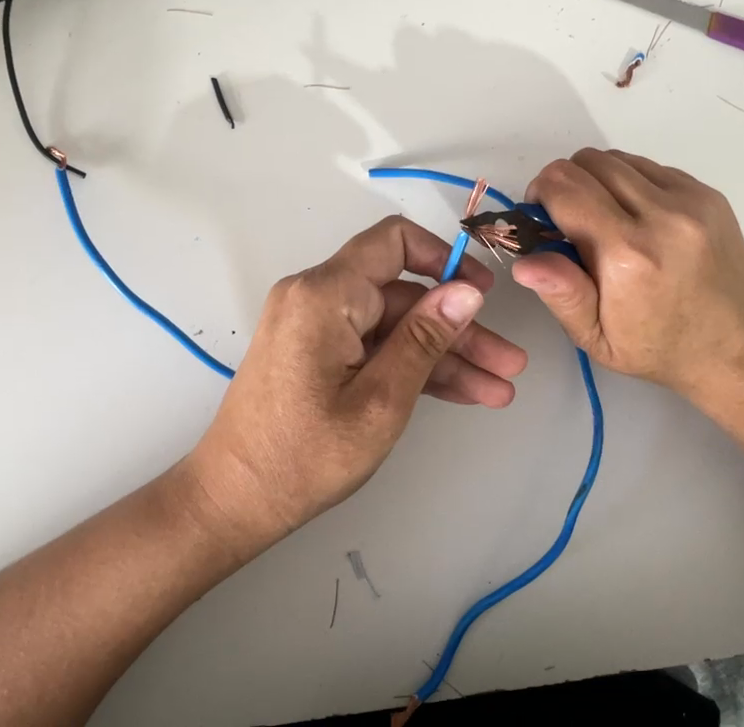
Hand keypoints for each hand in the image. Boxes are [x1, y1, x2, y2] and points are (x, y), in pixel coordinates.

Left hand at [187, 216, 528, 540]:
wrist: (234, 500)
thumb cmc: (306, 455)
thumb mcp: (381, 400)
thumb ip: (426, 339)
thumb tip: (467, 290)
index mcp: (326, 294)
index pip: (394, 242)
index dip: (445, 259)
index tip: (483, 292)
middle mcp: (316, 297)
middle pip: (402, 295)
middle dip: (459, 329)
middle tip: (509, 364)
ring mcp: (315, 327)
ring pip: (394, 326)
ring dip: (444, 356)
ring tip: (499, 390)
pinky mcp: (315, 353)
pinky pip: (372, 346)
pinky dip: (411, 367)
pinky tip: (463, 394)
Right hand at [510, 149, 743, 403]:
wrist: (740, 350)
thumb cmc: (659, 349)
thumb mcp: (597, 338)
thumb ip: (561, 293)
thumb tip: (524, 261)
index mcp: (627, 254)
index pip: (564, 186)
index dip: (540, 194)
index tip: (540, 219)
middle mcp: (661, 216)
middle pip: (587, 162)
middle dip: (565, 184)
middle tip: (568, 221)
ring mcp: (690, 200)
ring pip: (617, 158)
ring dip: (597, 180)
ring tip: (605, 221)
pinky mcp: (708, 194)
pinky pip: (649, 167)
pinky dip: (630, 183)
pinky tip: (637, 219)